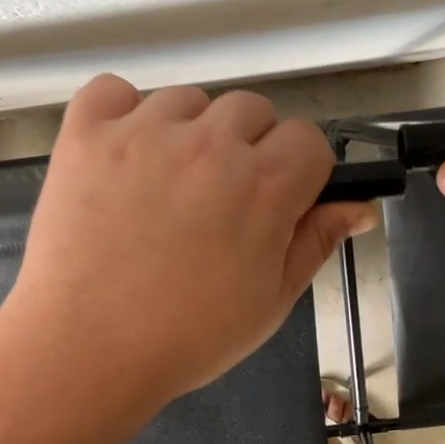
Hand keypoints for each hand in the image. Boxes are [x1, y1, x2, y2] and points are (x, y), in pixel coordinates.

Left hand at [0, 74, 376, 405]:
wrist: (85, 352)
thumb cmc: (184, 338)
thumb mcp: (270, 302)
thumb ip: (316, 241)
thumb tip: (359, 206)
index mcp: (262, 186)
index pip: (308, 139)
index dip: (300, 171)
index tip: (281, 199)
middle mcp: (208, 145)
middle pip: (252, 110)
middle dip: (248, 149)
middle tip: (221, 202)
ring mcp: (143, 134)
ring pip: (189, 100)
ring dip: (190, 132)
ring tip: (168, 188)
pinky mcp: (87, 135)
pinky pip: (115, 91)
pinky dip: (124, 114)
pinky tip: (125, 157)